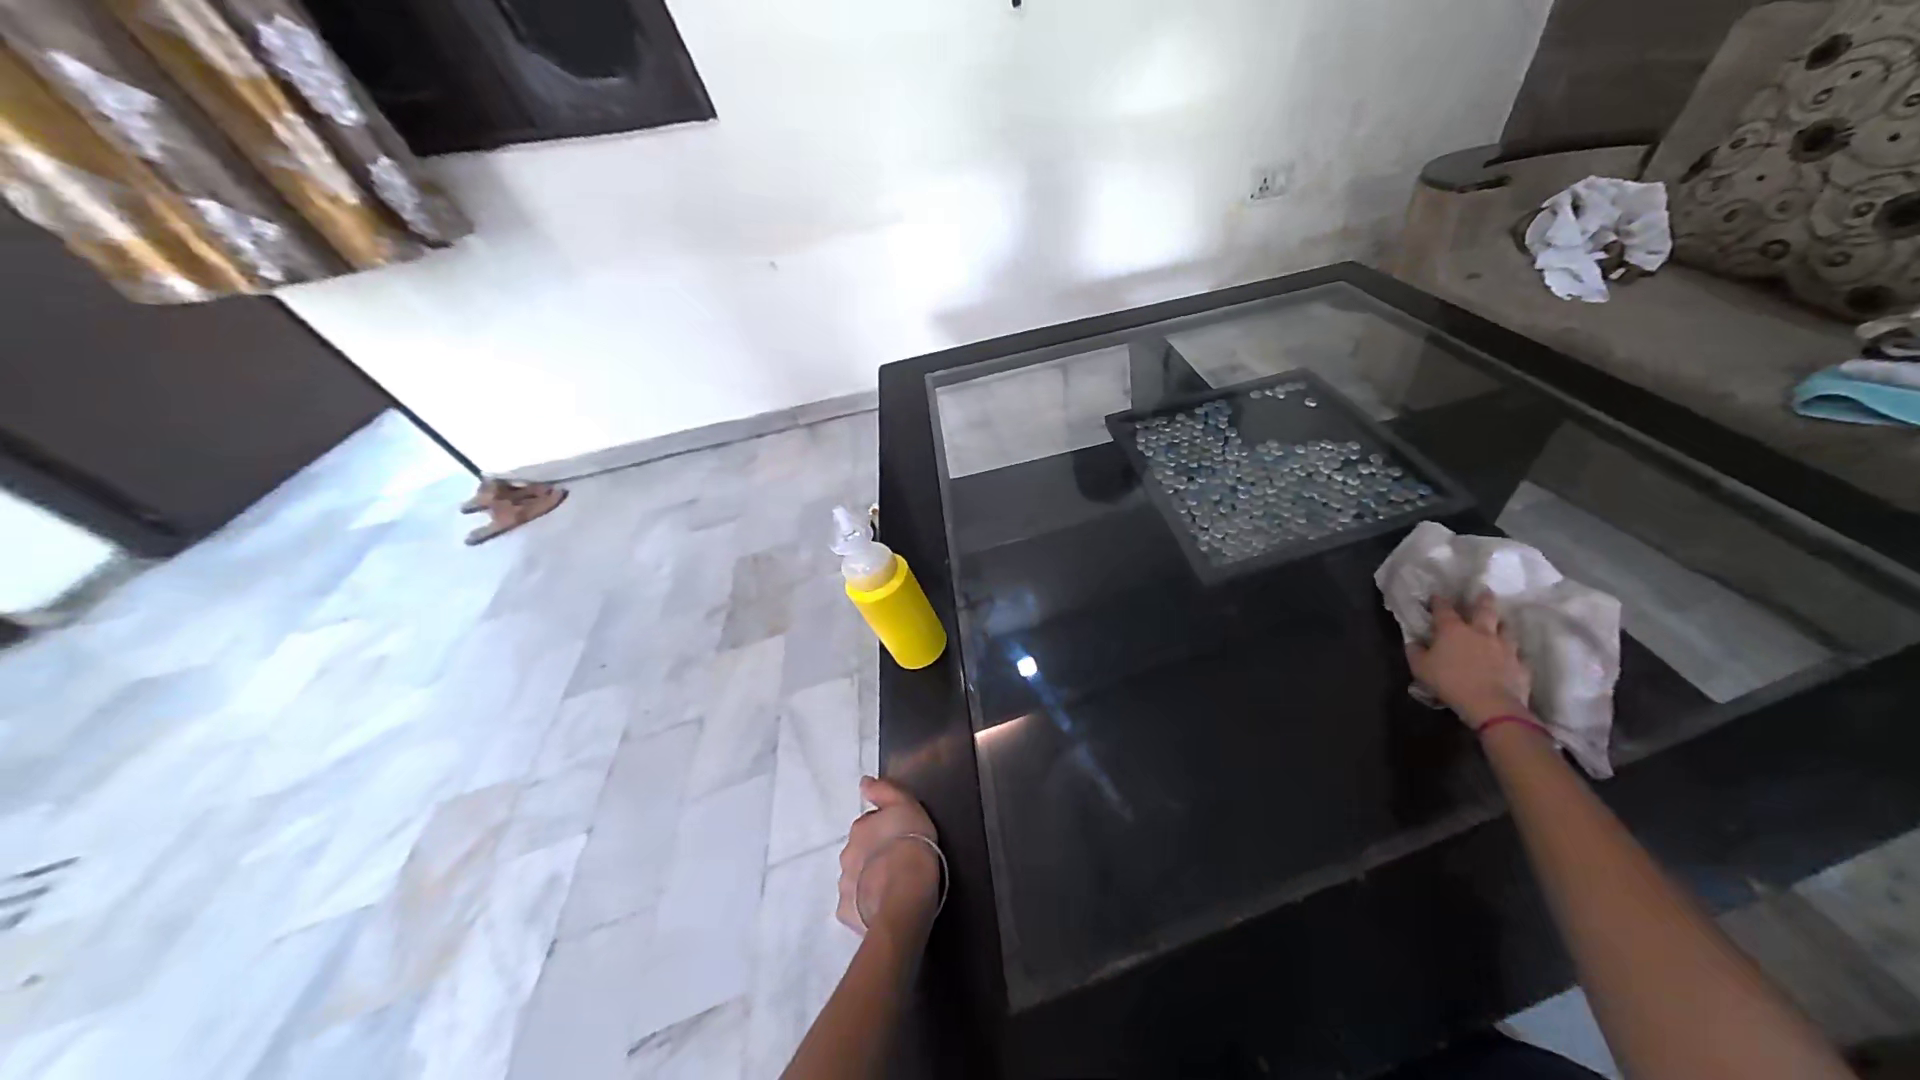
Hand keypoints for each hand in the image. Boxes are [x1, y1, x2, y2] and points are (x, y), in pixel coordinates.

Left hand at [836, 776, 940, 935]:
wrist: (906, 892)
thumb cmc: (910, 843)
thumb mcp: (905, 805)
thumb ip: (884, 791)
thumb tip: (864, 782)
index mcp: (860, 829)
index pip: (868, 824)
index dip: (883, 830)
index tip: (899, 836)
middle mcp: (847, 855)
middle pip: (858, 852)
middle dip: (872, 855)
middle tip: (895, 862)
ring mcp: (845, 885)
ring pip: (855, 879)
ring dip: (868, 879)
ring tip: (890, 887)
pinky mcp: (847, 913)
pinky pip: (854, 907)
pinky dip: (864, 905)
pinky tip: (880, 906)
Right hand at [1406, 592, 1533, 729]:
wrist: (1490, 704)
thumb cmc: (1449, 681)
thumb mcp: (1420, 668)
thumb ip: (1415, 652)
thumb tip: (1414, 643)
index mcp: (1453, 630)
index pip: (1444, 609)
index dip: (1439, 601)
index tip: (1436, 596)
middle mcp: (1481, 632)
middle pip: (1485, 610)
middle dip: (1483, 599)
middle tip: (1485, 591)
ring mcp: (1505, 647)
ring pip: (1506, 629)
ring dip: (1501, 625)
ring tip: (1500, 624)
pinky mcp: (1520, 664)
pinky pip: (1517, 655)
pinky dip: (1513, 653)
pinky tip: (1510, 657)